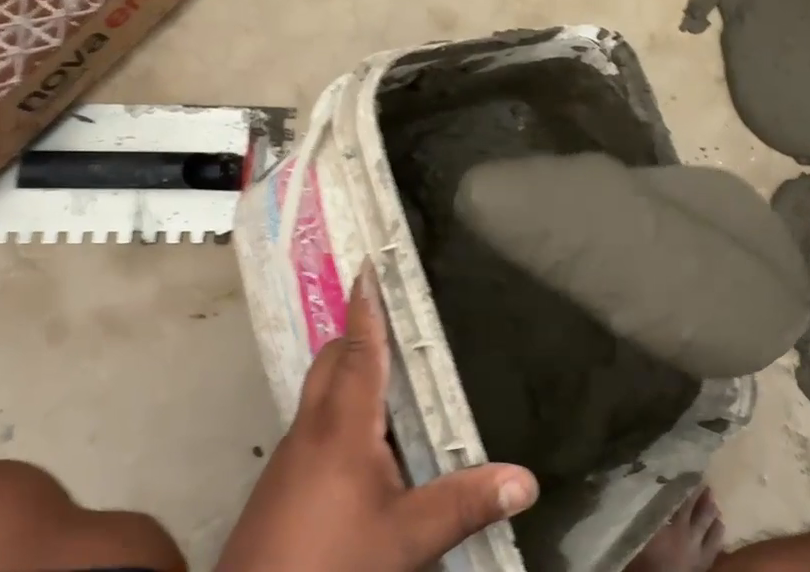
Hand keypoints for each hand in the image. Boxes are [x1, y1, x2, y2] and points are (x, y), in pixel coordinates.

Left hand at [215, 265, 538, 571]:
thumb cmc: (331, 558)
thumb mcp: (406, 537)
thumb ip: (464, 504)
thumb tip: (526, 480)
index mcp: (343, 426)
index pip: (358, 349)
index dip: (367, 307)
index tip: (369, 266)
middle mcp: (312, 428)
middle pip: (331, 362)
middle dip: (358, 333)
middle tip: (393, 320)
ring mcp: (291, 456)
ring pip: (320, 394)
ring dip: (349, 373)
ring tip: (390, 380)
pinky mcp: (282, 483)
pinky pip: (314, 425)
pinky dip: (341, 412)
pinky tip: (366, 447)